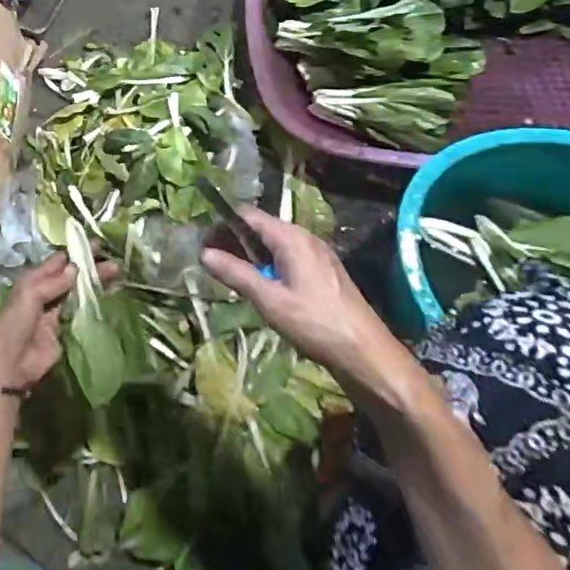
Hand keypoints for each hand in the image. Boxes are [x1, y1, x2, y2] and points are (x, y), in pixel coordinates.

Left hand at [0, 253, 115, 391]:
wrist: (11, 365)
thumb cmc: (14, 325)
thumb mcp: (28, 296)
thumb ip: (52, 282)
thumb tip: (75, 268)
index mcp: (32, 280)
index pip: (57, 261)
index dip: (75, 253)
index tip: (95, 245)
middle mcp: (45, 292)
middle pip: (71, 275)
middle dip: (89, 266)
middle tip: (111, 257)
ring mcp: (56, 310)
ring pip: (79, 291)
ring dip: (96, 282)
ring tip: (117, 271)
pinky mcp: (66, 328)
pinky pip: (82, 310)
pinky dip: (96, 301)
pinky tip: (111, 294)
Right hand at [201, 206, 402, 386]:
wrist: (367, 354)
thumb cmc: (315, 323)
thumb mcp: (269, 300)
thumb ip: (235, 273)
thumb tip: (203, 253)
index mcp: (291, 237)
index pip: (247, 215)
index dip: (222, 224)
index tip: (202, 243)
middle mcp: (305, 238)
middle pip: (260, 228)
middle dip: (233, 240)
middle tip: (210, 261)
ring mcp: (317, 255)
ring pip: (273, 245)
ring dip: (249, 255)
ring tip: (229, 275)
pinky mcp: (323, 273)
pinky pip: (287, 258)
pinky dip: (267, 265)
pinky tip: (259, 287)